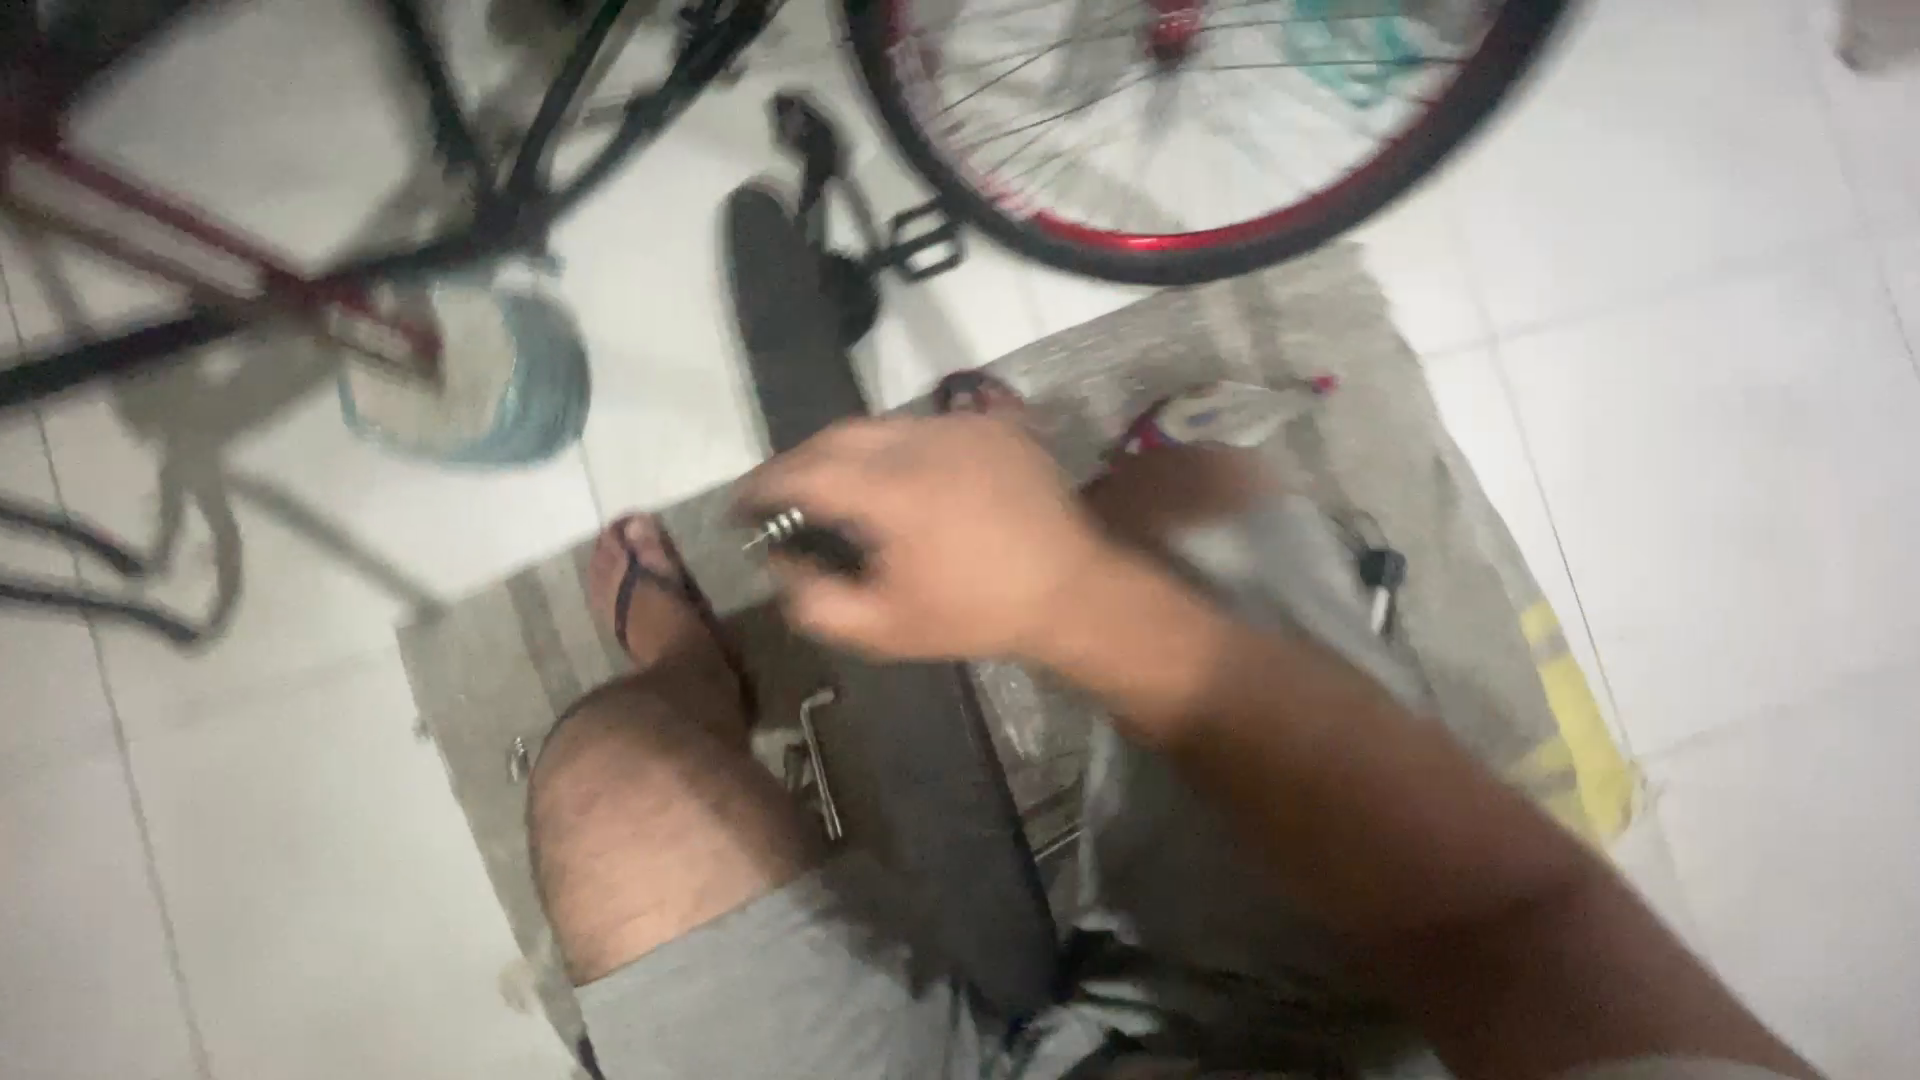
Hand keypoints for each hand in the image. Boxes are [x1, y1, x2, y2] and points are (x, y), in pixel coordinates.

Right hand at [739, 414, 1117, 660]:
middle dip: (800, 462)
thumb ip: (816, 600)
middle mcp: (924, 440)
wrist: (1071, 590)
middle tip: (784, 496)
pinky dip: (900, 449)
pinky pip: (928, 427)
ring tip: (842, 490)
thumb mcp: (885, 629)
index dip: (763, 484)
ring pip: (883, 427)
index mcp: (894, 490)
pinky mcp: (995, 424)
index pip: (805, 470)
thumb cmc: (977, 614)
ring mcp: (964, 425)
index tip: (740, 504)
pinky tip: (904, 481)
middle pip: (838, 435)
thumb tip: (779, 561)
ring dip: (850, 454)